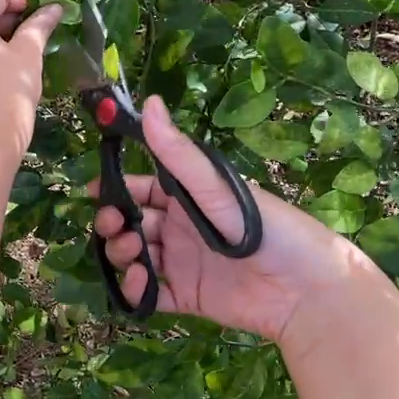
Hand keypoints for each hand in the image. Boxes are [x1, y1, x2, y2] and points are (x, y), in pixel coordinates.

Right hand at [93, 96, 372, 342]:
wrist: (304, 288)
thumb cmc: (262, 226)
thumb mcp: (214, 185)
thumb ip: (176, 151)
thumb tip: (149, 102)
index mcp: (187, 198)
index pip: (141, 190)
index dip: (116, 191)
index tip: (94, 193)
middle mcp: (180, 229)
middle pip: (132, 224)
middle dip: (114, 224)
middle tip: (114, 227)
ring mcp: (182, 264)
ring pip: (135, 257)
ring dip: (123, 254)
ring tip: (134, 256)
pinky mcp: (187, 296)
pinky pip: (151, 294)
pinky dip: (137, 291)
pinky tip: (141, 283)